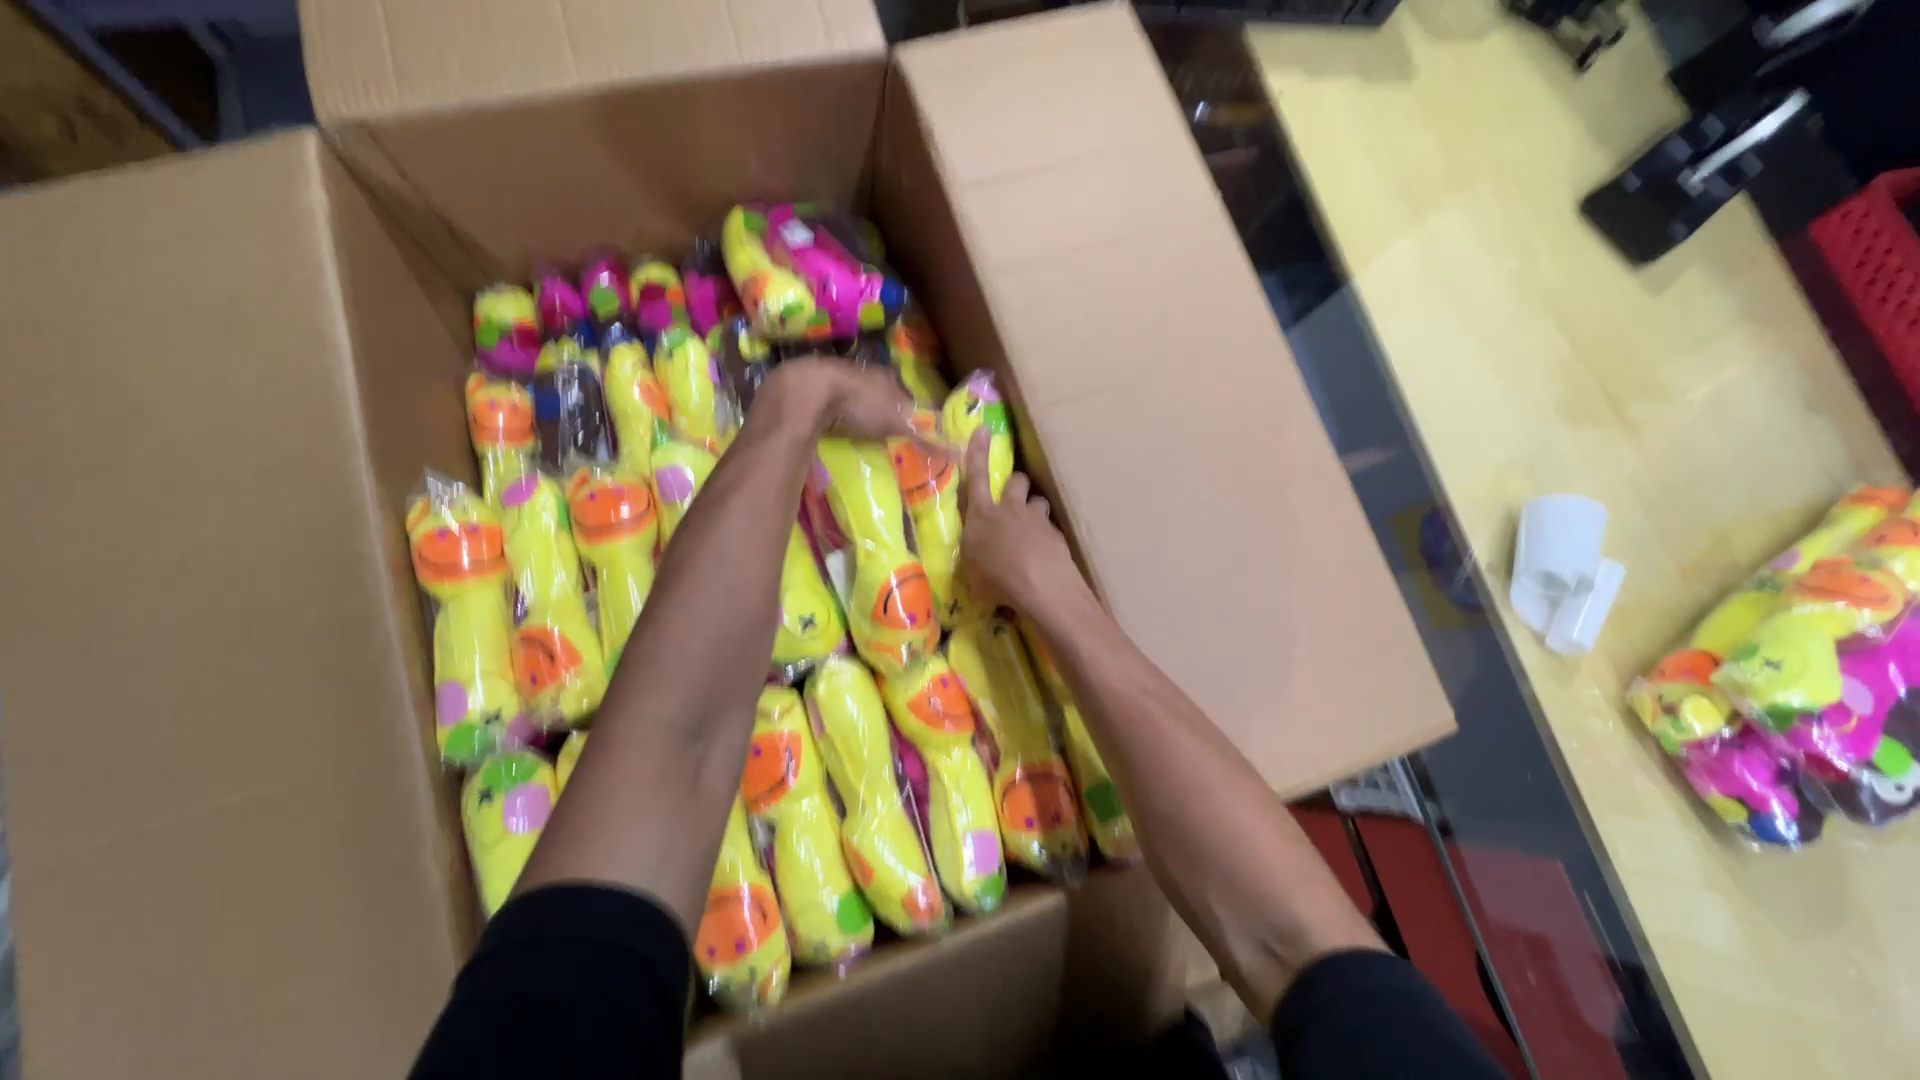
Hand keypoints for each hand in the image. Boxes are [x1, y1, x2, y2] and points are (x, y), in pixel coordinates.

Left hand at [766, 355, 928, 444]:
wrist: (807, 391)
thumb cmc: (859, 403)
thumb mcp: (896, 422)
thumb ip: (923, 434)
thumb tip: (957, 449)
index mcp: (886, 375)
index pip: (903, 388)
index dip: (907, 406)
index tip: (908, 422)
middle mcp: (861, 369)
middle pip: (875, 388)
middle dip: (878, 404)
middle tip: (882, 426)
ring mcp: (832, 375)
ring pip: (849, 390)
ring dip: (852, 405)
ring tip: (855, 425)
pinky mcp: (807, 385)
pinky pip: (825, 398)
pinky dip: (828, 408)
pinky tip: (828, 421)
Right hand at [957, 430, 1088, 619]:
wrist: (1040, 587)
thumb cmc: (995, 582)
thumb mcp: (971, 574)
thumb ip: (974, 559)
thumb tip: (977, 558)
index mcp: (982, 515)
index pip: (976, 476)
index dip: (978, 452)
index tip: (984, 430)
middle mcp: (1010, 510)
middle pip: (1016, 480)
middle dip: (1015, 483)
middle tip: (1014, 496)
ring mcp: (1037, 520)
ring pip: (1038, 501)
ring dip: (1034, 510)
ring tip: (1032, 530)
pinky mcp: (1057, 534)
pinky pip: (1051, 528)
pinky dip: (1047, 538)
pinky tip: (1045, 557)